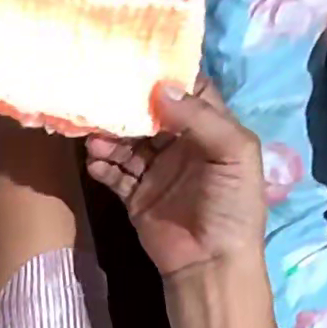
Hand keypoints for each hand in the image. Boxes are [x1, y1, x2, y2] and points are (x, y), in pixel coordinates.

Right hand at [85, 79, 268, 279]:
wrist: (209, 261)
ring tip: (94, 140)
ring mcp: (156, 173)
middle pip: (149, 119)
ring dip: (110, 140)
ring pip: (127, 146)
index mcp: (210, 131)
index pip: (187, 94)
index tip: (138, 66)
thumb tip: (159, 88)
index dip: (166, 80)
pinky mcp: (136, 197)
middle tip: (102, 103)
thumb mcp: (232, 153)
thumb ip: (199, 118)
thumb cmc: (232, 205)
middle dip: (126, 110)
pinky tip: (94, 164)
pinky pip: (115, 176)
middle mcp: (180, 147)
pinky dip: (102, 168)